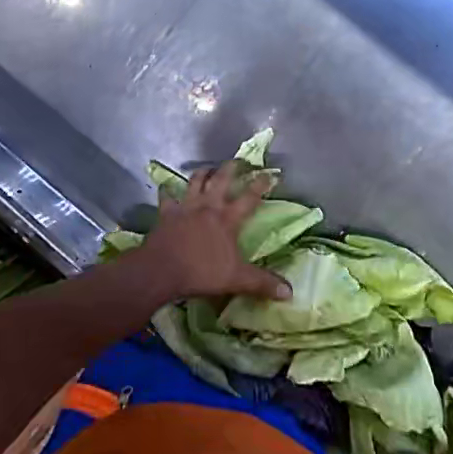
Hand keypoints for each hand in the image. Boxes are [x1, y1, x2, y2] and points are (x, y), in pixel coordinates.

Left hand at [133, 161, 292, 301]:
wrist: (162, 270)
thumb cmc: (202, 272)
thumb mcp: (237, 279)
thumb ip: (263, 283)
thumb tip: (290, 293)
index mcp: (227, 219)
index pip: (250, 197)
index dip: (261, 185)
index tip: (270, 173)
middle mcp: (208, 206)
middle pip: (221, 180)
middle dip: (231, 168)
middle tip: (237, 160)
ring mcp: (186, 207)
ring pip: (195, 182)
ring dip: (202, 173)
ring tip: (207, 168)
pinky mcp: (166, 214)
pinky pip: (167, 198)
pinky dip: (167, 192)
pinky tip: (166, 188)